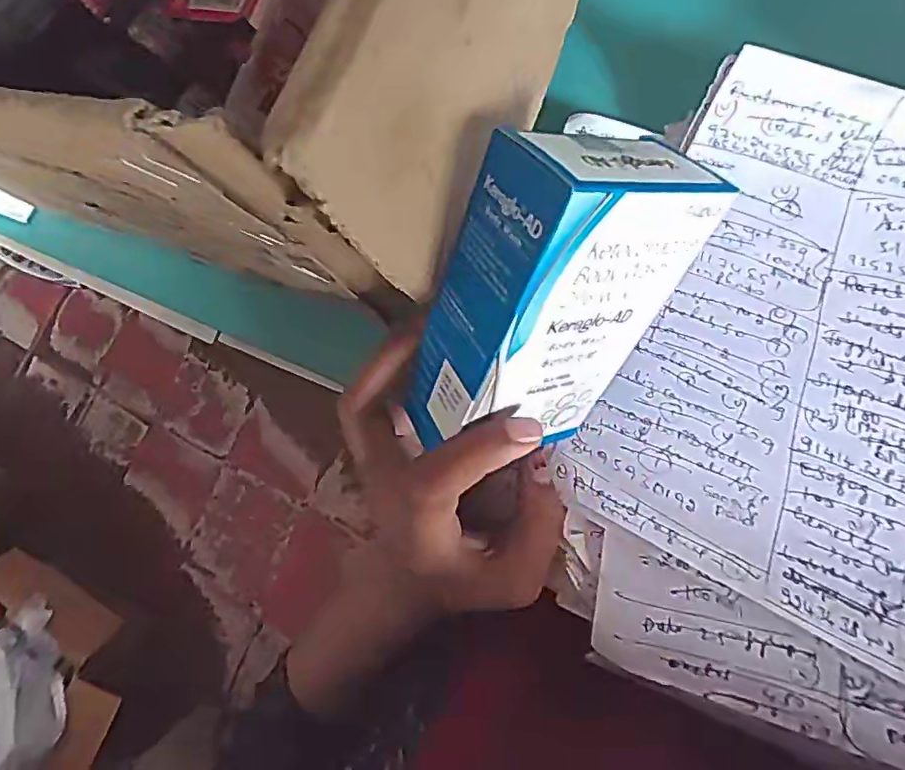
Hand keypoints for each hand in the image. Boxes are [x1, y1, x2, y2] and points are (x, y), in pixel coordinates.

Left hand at [284, 333, 564, 716]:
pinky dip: (390, 367)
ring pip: (361, 398)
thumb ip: (538, 528)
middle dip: (397, 360)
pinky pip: (370, 398)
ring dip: (391, 353)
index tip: (531, 425)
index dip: (487, 444)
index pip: (440, 474)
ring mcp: (374, 459)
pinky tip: (428, 344)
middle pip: (365, 413)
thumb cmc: (457, 580)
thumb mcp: (511, 579)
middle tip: (443, 322)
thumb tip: (543, 458)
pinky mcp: (378, 445)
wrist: (403, 585)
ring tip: (432, 318)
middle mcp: (384, 479)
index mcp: (414, 516)